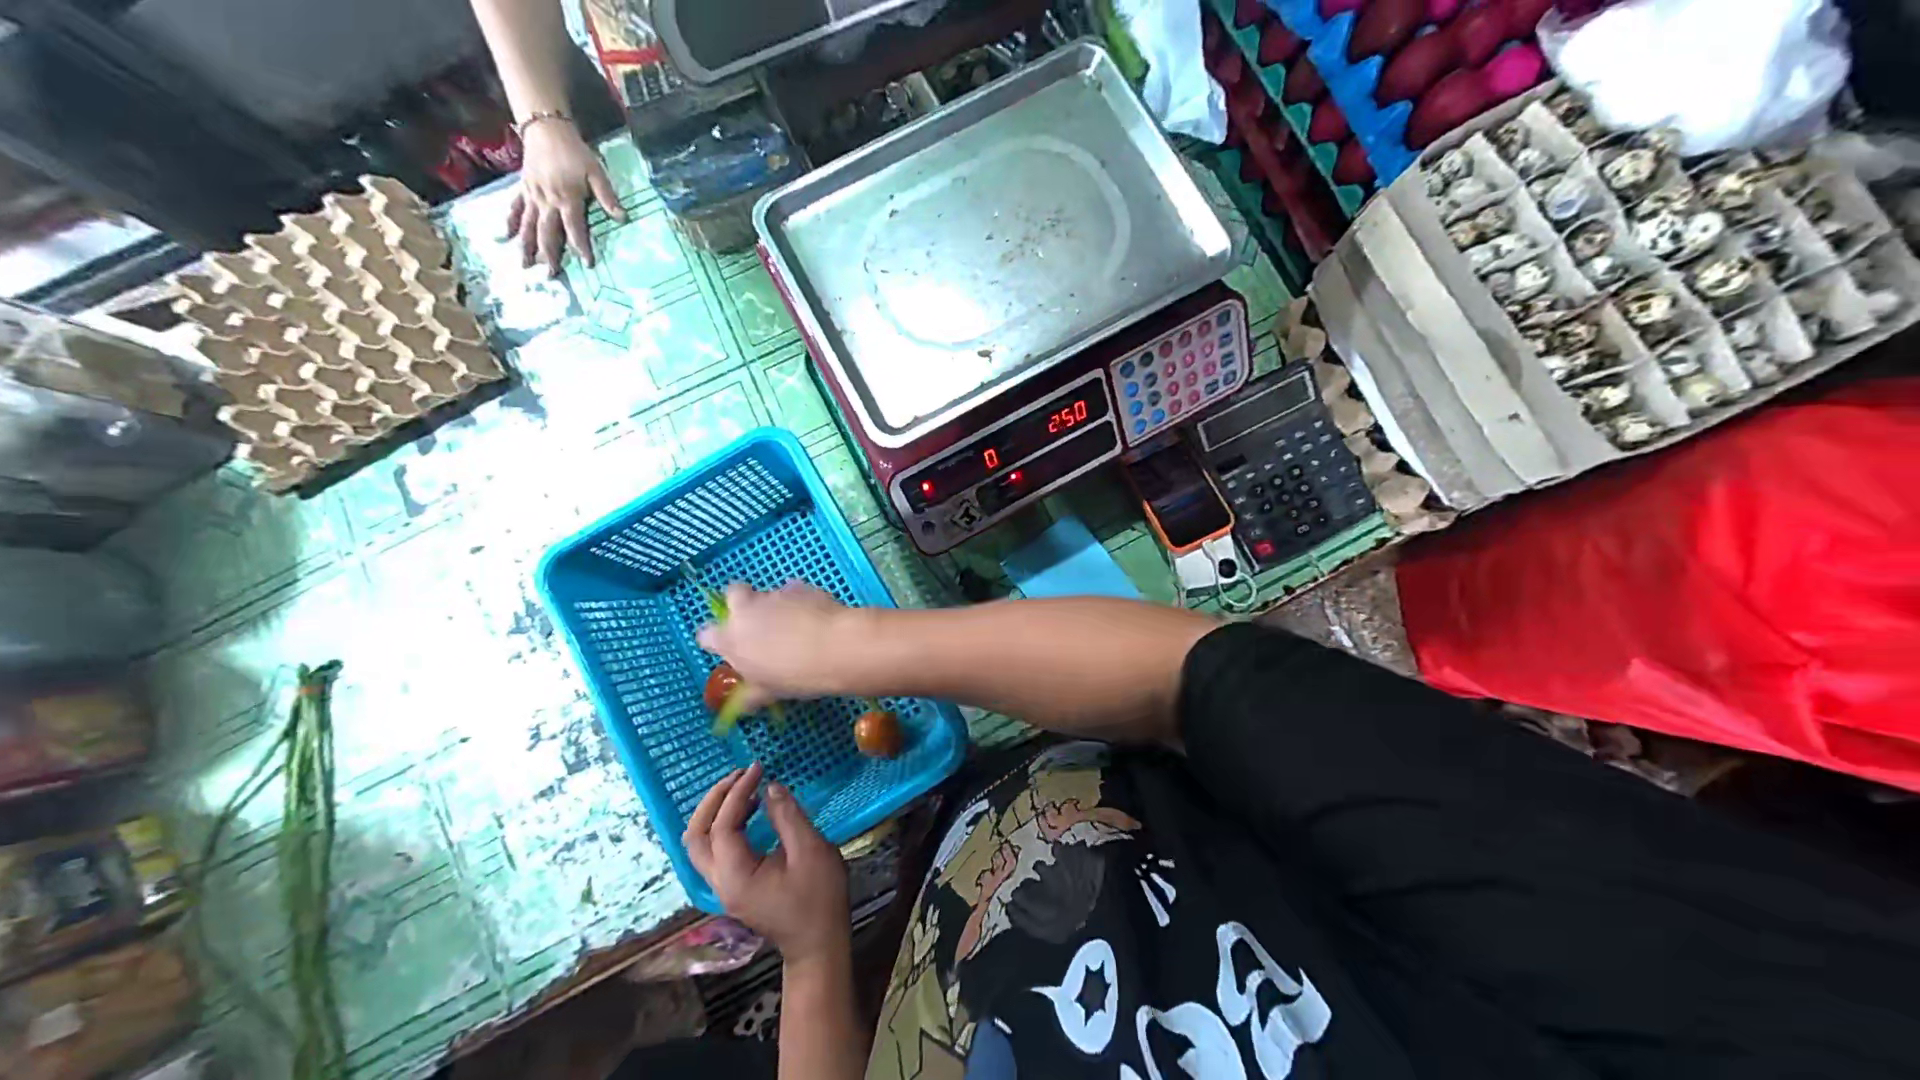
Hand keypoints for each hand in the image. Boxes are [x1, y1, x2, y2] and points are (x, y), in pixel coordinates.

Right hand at [505, 118, 625, 274]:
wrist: (546, 129)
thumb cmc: (575, 152)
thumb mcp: (596, 173)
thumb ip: (607, 197)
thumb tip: (622, 218)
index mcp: (567, 199)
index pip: (574, 229)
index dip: (581, 247)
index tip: (587, 264)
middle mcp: (547, 201)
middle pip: (547, 233)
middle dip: (549, 255)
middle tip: (551, 276)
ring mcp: (532, 196)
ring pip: (528, 225)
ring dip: (526, 246)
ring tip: (525, 266)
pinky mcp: (523, 189)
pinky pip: (515, 208)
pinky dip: (510, 223)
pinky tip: (505, 237)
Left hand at [683, 763, 849, 963]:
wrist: (819, 944)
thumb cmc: (819, 899)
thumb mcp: (811, 851)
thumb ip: (787, 816)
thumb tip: (770, 788)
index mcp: (736, 876)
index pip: (722, 826)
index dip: (737, 793)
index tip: (757, 769)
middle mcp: (720, 883)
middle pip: (695, 836)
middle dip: (714, 799)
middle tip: (740, 775)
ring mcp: (724, 887)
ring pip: (701, 844)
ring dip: (716, 811)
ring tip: (746, 788)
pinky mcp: (734, 886)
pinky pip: (715, 850)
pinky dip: (725, 824)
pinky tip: (751, 810)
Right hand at [696, 583, 864, 707]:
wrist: (834, 647)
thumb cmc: (795, 675)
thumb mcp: (769, 692)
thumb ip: (752, 694)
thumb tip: (745, 703)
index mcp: (730, 638)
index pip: (706, 635)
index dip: (717, 640)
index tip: (730, 649)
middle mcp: (746, 610)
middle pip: (733, 595)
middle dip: (741, 604)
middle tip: (756, 623)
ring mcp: (773, 595)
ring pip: (766, 594)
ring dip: (774, 606)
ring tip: (794, 625)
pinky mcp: (799, 586)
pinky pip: (793, 590)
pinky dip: (798, 600)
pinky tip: (812, 615)